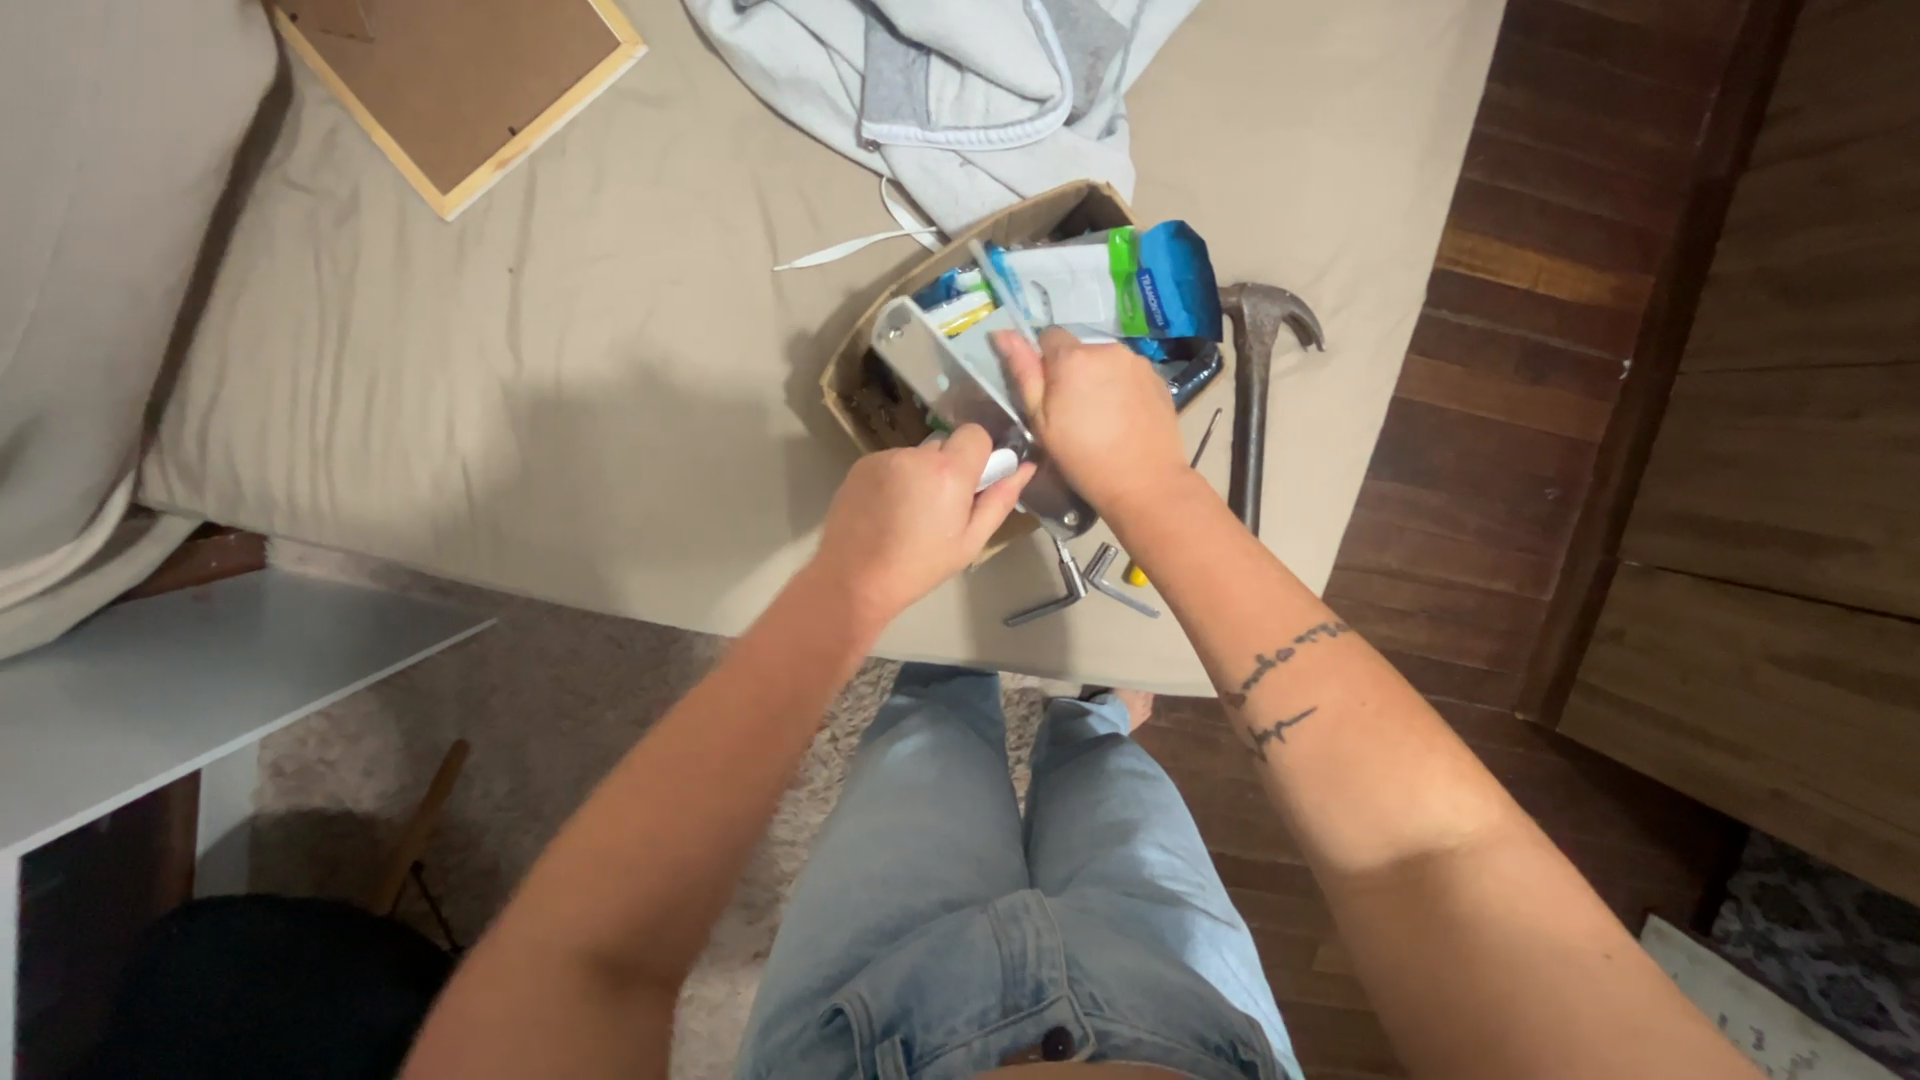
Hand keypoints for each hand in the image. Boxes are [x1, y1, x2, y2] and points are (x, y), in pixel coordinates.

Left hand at [810, 424, 1035, 624]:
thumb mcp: (970, 541)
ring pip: (918, 456)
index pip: (976, 434)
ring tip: (909, 515)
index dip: (979, 456)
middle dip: (949, 469)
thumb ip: (1000, 499)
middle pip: (946, 446)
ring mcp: (885, 457)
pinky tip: (887, 511)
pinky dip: (896, 480)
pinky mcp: (862, 464)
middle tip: (940, 509)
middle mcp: (917, 455)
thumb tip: (1024, 467)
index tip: (973, 484)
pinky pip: (892, 463)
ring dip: (921, 475)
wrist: (853, 578)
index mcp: (949, 472)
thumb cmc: (919, 566)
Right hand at [997, 327, 1189, 521]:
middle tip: (1074, 411)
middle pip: (1079, 350)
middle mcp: (1107, 349)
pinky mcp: (1158, 377)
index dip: (1043, 362)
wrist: (1144, 482)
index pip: (1048, 336)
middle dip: (1072, 371)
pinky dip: (1122, 387)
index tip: (1048, 393)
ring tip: (1102, 416)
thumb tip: (1002, 333)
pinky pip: (1129, 373)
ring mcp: (1137, 362)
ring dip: (1098, 378)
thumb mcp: (1041, 421)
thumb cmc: (1082, 457)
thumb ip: (1023, 373)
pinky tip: (1123, 417)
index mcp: (1073, 357)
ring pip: (1105, 361)